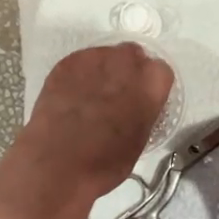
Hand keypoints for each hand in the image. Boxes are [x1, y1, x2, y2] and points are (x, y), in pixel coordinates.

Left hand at [16, 43, 173, 201]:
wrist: (58, 163)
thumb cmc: (106, 161)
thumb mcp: (140, 138)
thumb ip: (144, 111)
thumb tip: (135, 107)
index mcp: (151, 82)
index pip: (160, 72)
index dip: (149, 87)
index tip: (141, 100)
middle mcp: (126, 62)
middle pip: (132, 56)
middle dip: (126, 72)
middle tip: (116, 96)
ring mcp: (94, 59)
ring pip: (105, 56)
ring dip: (103, 71)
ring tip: (90, 97)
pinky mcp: (66, 63)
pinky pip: (79, 63)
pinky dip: (79, 76)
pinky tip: (71, 96)